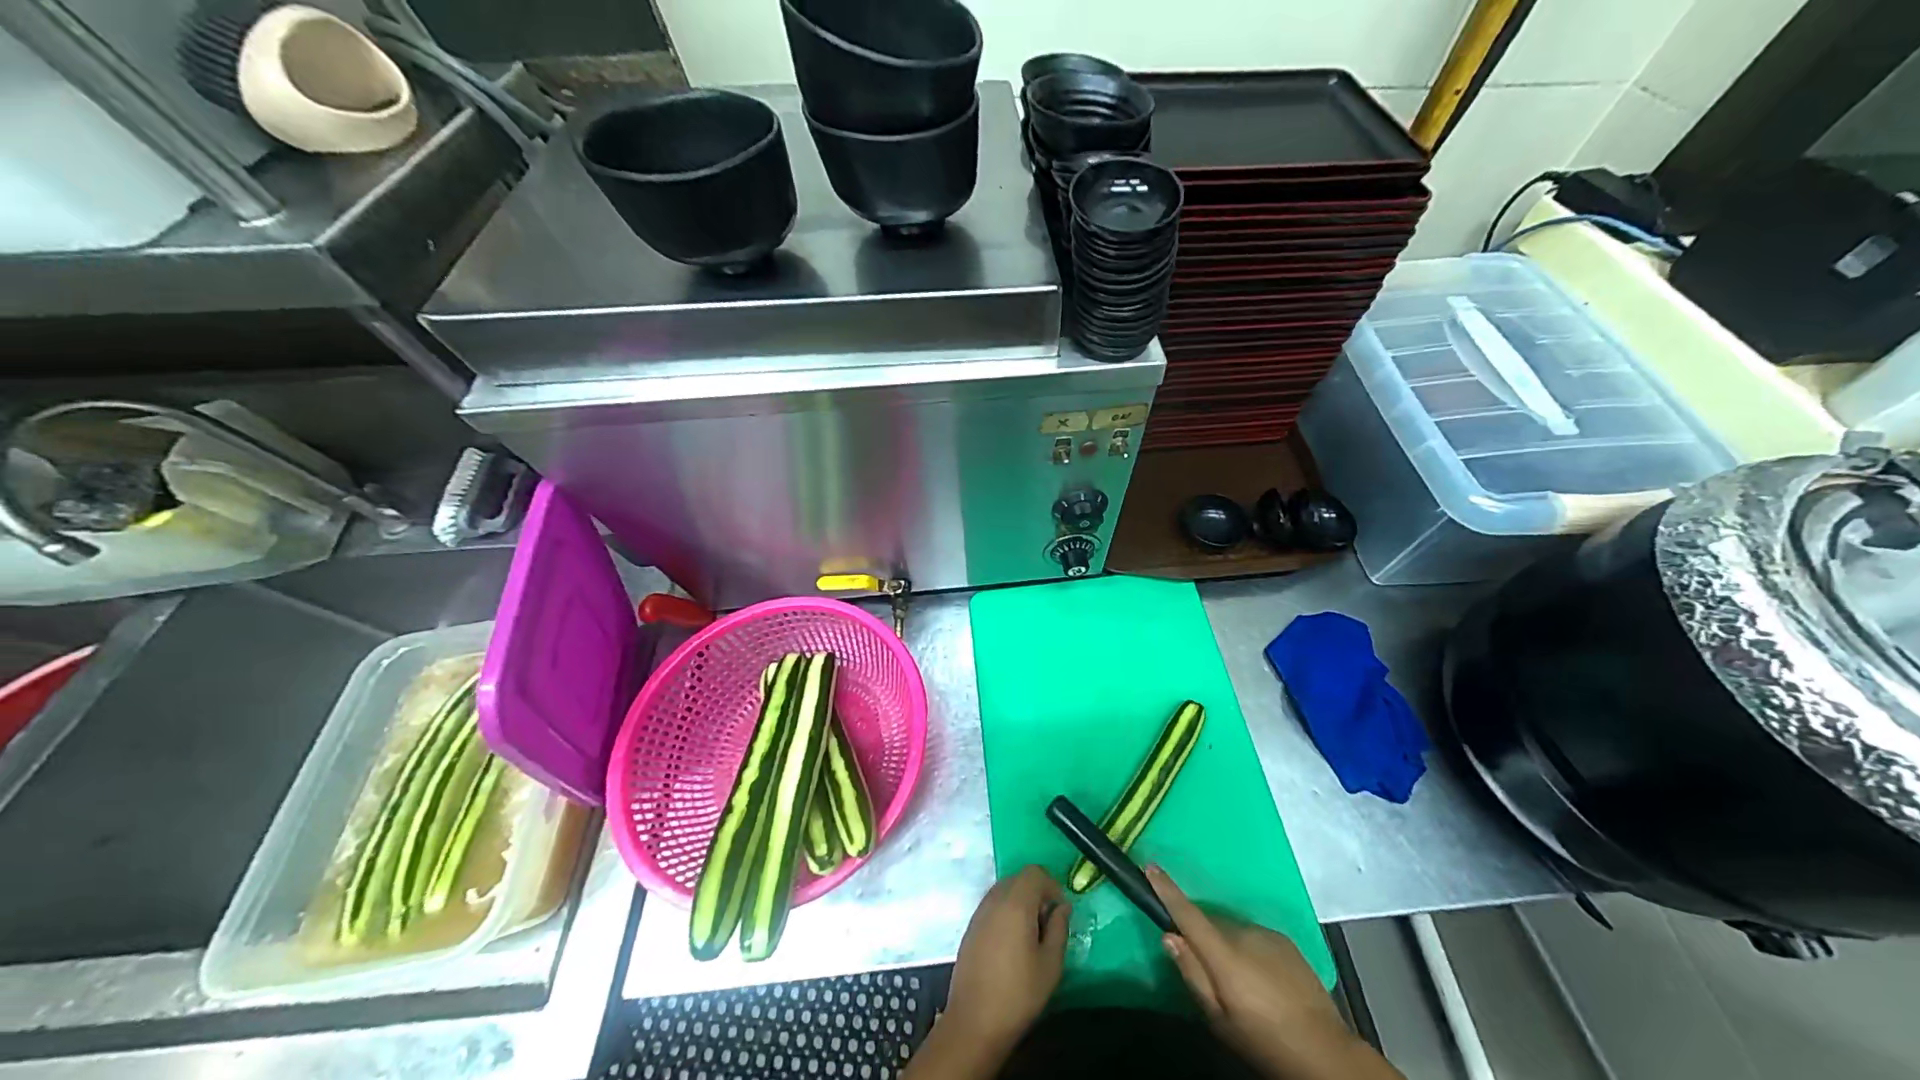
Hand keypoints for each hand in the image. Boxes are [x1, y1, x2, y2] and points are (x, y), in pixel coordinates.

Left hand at [943, 865, 1070, 1050]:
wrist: (974, 1021)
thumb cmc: (1019, 993)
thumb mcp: (1051, 964)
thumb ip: (1059, 928)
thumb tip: (1061, 908)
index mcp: (1015, 904)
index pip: (1034, 872)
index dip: (1052, 885)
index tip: (1060, 911)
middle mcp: (994, 900)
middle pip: (1018, 878)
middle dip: (1037, 892)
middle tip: (1048, 923)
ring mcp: (979, 912)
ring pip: (1004, 890)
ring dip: (1021, 901)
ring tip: (1032, 935)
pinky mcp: (970, 927)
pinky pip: (992, 905)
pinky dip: (1006, 911)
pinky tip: (1012, 942)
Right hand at [1148, 865, 1402, 1079]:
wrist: (1325, 1052)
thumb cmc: (1263, 1040)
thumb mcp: (1218, 1018)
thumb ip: (1192, 974)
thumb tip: (1169, 936)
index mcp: (1225, 955)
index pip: (1188, 914)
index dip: (1167, 889)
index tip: (1151, 866)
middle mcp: (1245, 934)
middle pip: (1209, 923)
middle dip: (1200, 935)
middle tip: (1202, 967)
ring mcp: (1268, 935)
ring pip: (1232, 930)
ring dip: (1225, 943)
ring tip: (1236, 979)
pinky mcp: (1286, 941)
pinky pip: (1253, 936)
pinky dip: (1246, 948)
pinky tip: (1259, 978)